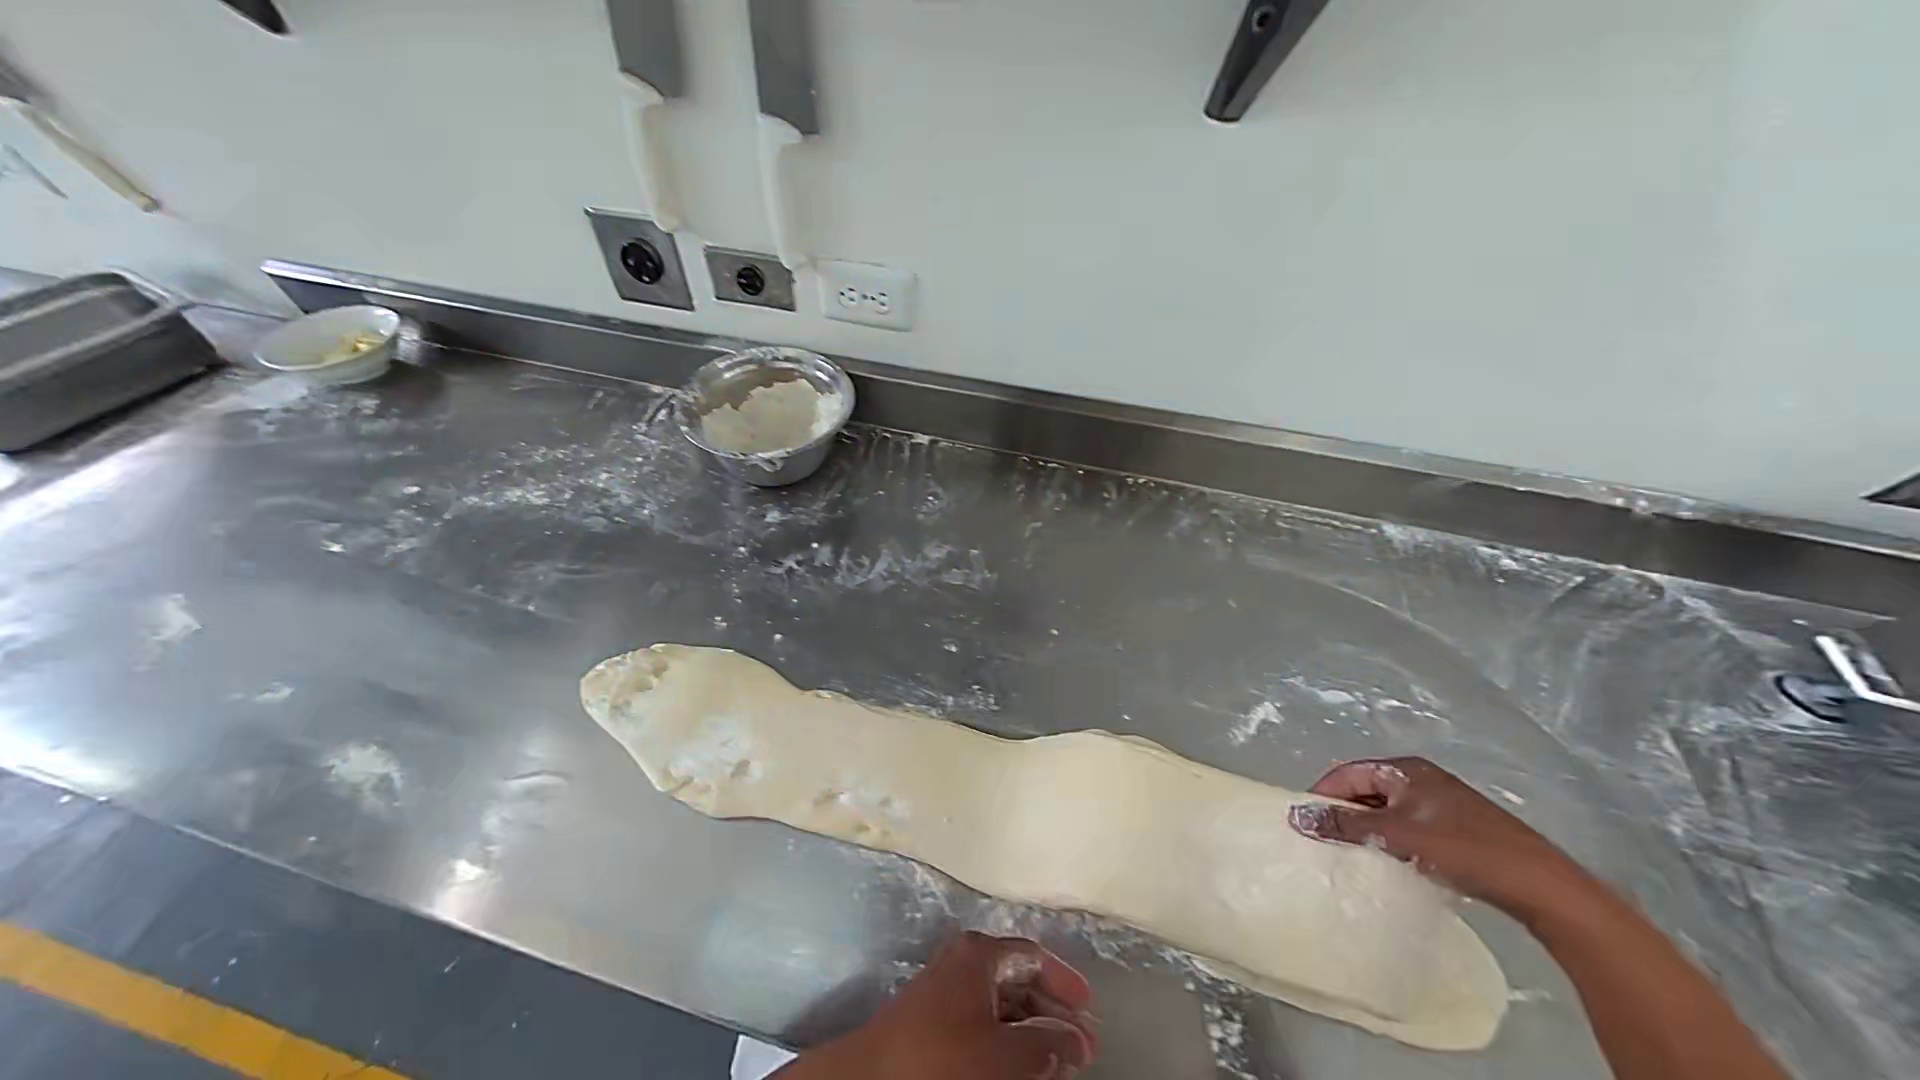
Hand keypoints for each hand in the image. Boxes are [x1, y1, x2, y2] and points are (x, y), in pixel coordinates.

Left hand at [778, 932, 1097, 1079]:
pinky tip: (1022, 1061)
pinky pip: (983, 1018)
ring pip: (1002, 1002)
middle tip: (1080, 1046)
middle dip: (1052, 1012)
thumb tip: (1077, 1040)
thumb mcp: (1004, 1055)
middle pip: (1020, 978)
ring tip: (1056, 1059)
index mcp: (980, 954)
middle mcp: (963, 961)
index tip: (1090, 1012)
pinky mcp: (935, 1017)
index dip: (1066, 984)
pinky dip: (1007, 1037)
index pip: (1035, 958)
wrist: (873, 1078)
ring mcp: (947, 988)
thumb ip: (1048, 1046)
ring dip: (1032, 1028)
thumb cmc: (942, 1057)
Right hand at [1288, 757, 1586, 917]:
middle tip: (1323, 840)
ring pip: (1387, 810)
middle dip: (1344, 813)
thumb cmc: (1464, 850)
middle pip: (1366, 790)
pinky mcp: (1456, 827)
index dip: (1323, 795)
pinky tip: (1388, 862)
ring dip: (1367, 829)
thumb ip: (1346, 824)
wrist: (1541, 886)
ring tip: (1350, 854)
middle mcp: (1421, 778)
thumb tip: (1297, 814)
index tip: (1303, 822)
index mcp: (1406, 769)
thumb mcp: (1397, 835)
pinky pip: (1407, 826)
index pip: (1348, 773)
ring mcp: (1441, 803)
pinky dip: (1391, 840)